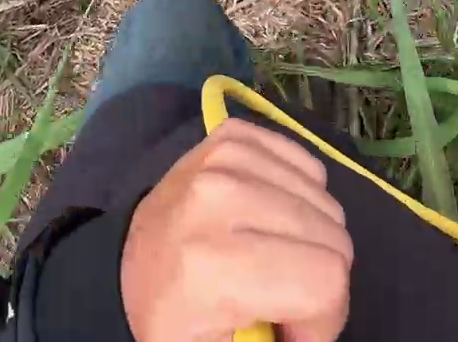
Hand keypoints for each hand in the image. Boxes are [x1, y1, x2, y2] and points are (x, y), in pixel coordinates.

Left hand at [121, 119, 352, 341]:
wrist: (125, 266)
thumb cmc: (173, 320)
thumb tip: (313, 332)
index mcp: (215, 264)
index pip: (326, 279)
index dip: (325, 320)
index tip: (295, 332)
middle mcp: (222, 195)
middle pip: (332, 234)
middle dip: (321, 277)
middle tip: (286, 295)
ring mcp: (226, 156)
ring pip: (324, 197)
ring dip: (313, 235)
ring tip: (278, 255)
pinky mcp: (232, 135)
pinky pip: (306, 163)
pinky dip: (303, 193)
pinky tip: (275, 215)